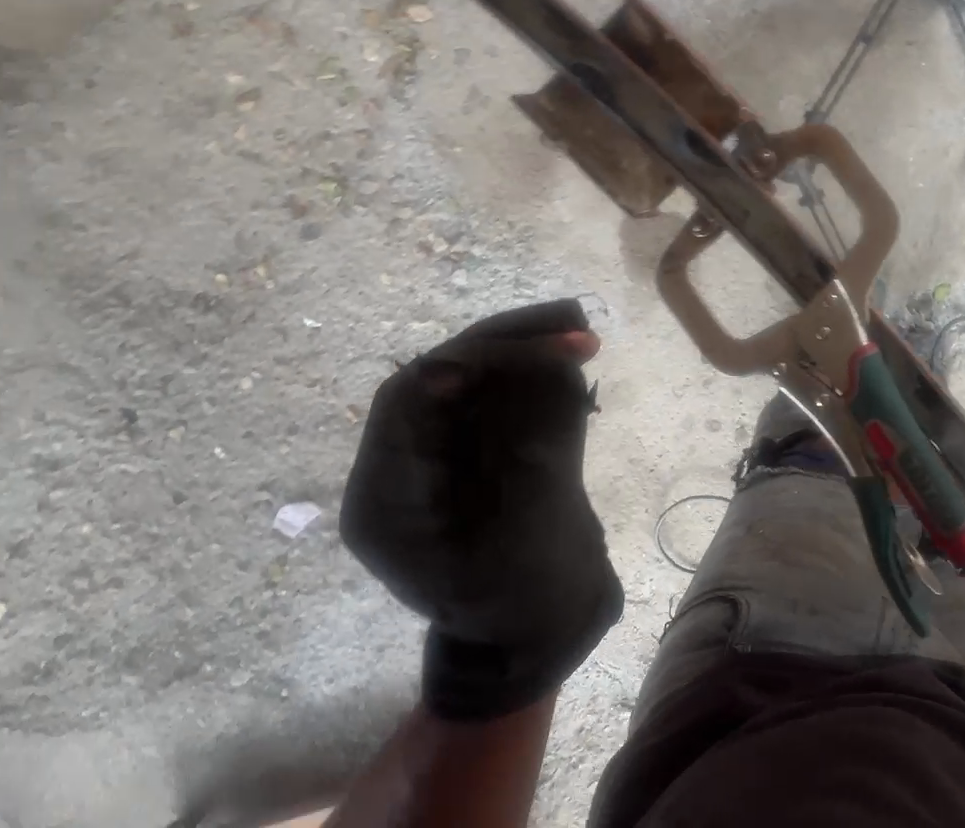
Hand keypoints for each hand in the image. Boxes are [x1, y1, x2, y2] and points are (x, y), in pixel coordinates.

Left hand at [341, 299, 621, 720]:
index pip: (408, 403)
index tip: (537, 347)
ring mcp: (435, 467)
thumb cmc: (528, 603)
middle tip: (571, 324)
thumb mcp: (533, 534)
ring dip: (519, 354)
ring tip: (577, 331)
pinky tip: (568, 366)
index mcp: (387, 499)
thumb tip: (556, 369)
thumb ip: (540, 449)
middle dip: (503, 347)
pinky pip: (490, 406)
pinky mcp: (471, 463)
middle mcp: (399, 472)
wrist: (534, 640)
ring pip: (465, 387)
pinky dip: (530, 380)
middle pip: (435, 383)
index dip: (471, 363)